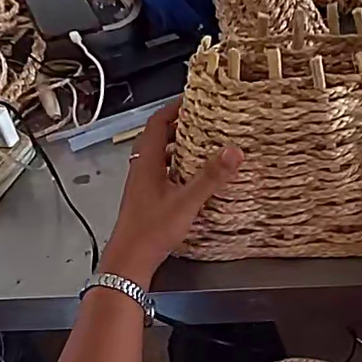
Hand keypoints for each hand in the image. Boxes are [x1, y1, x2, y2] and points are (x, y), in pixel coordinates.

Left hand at [100, 103, 240, 287]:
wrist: (129, 261)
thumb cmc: (150, 231)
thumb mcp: (186, 202)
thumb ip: (210, 177)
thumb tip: (232, 152)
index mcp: (146, 163)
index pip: (156, 124)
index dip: (172, 109)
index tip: (190, 100)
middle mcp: (141, 171)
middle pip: (157, 138)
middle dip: (178, 126)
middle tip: (201, 121)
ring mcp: (142, 186)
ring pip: (159, 157)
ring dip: (177, 148)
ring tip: (200, 147)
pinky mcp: (147, 201)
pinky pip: (162, 175)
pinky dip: (177, 169)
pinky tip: (192, 180)